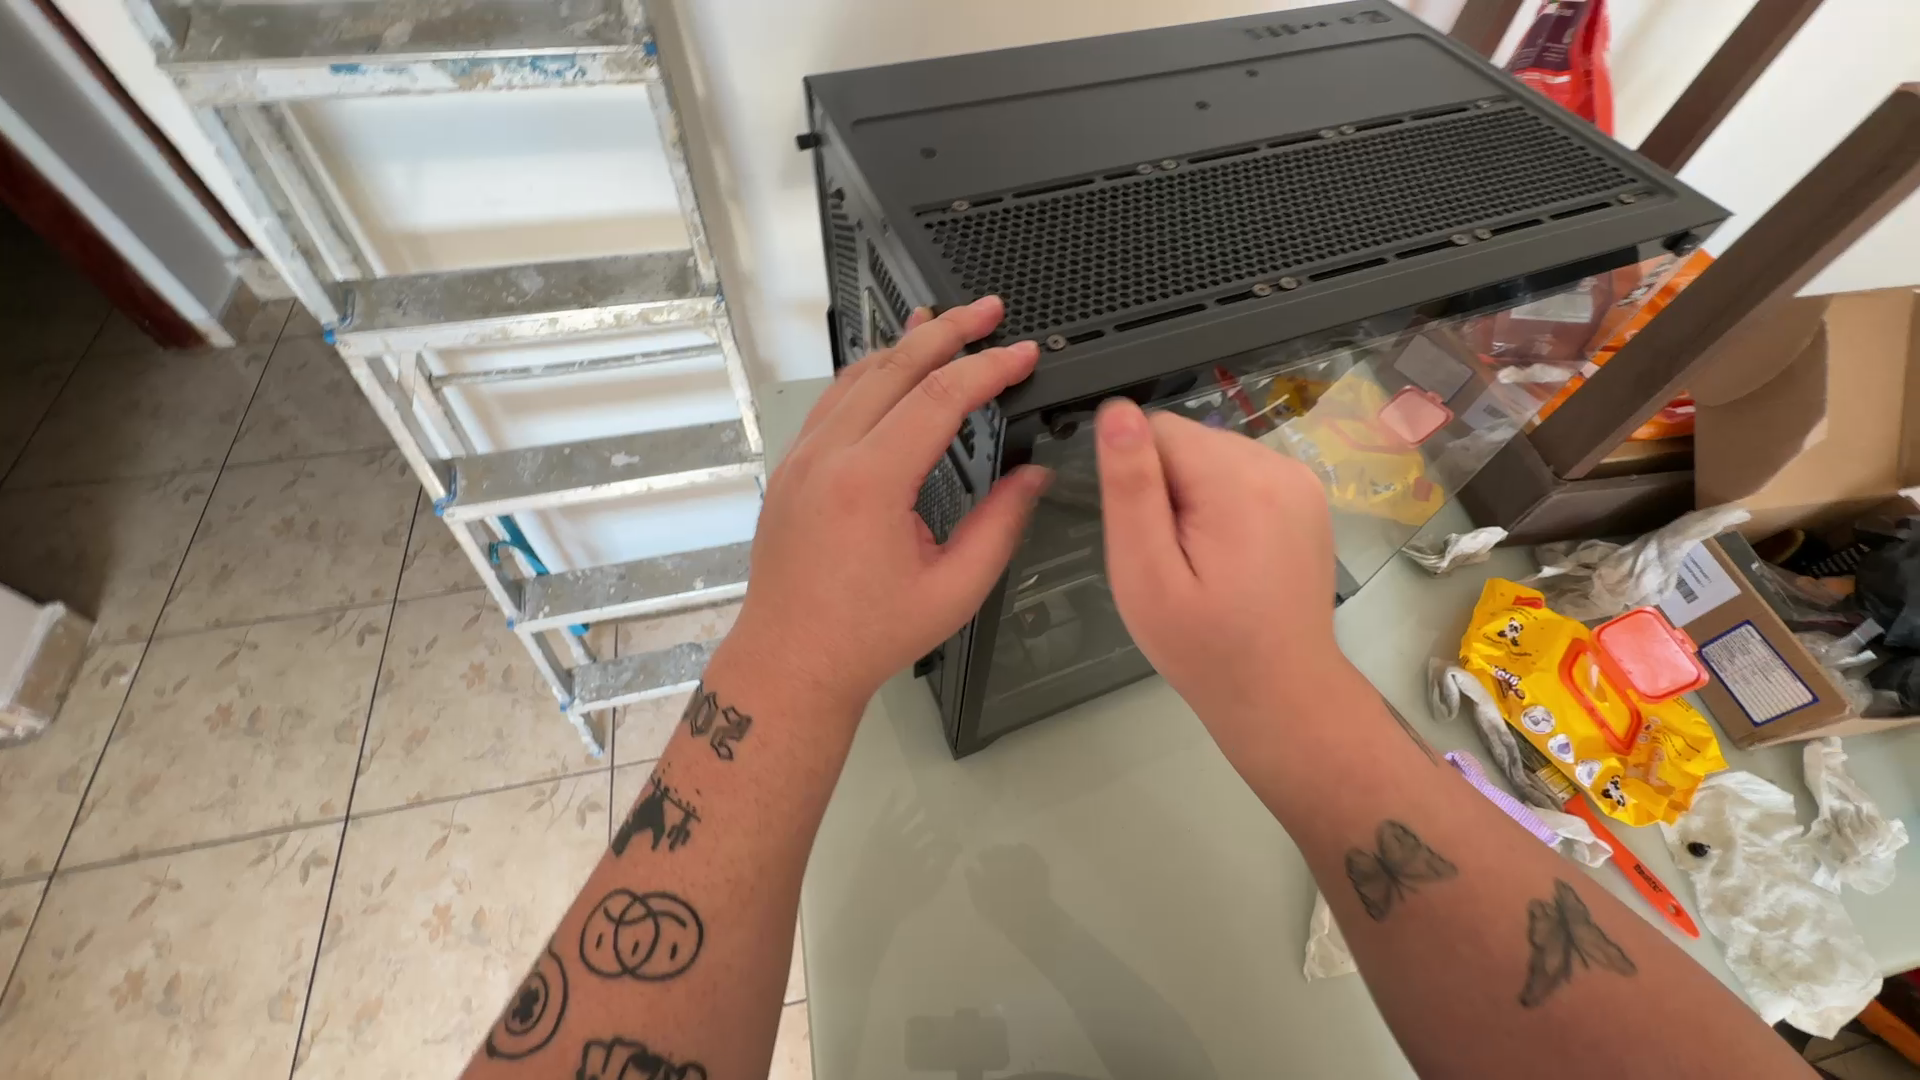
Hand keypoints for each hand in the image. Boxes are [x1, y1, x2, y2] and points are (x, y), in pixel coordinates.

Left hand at [719, 296, 1049, 715]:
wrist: (791, 661)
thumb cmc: (864, 636)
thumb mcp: (953, 590)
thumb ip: (1001, 526)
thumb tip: (1034, 477)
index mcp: (869, 484)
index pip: (938, 398)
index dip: (988, 368)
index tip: (1022, 353)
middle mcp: (827, 458)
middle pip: (893, 367)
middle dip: (948, 331)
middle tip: (987, 309)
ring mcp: (801, 460)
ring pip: (855, 376)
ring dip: (903, 344)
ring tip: (940, 320)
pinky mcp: (791, 469)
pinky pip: (831, 401)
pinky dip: (866, 373)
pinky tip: (886, 368)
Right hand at [1094, 399, 1353, 756]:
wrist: (1279, 691)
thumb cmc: (1203, 644)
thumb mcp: (1146, 573)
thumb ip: (1131, 489)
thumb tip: (1116, 412)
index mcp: (1237, 481)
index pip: (1157, 429)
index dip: (1136, 478)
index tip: (1145, 535)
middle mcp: (1278, 465)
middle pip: (1188, 440)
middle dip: (1166, 487)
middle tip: (1169, 556)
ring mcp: (1300, 480)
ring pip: (1213, 455)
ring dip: (1194, 495)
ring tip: (1199, 559)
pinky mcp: (1307, 497)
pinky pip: (1242, 474)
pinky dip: (1223, 502)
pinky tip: (1226, 554)